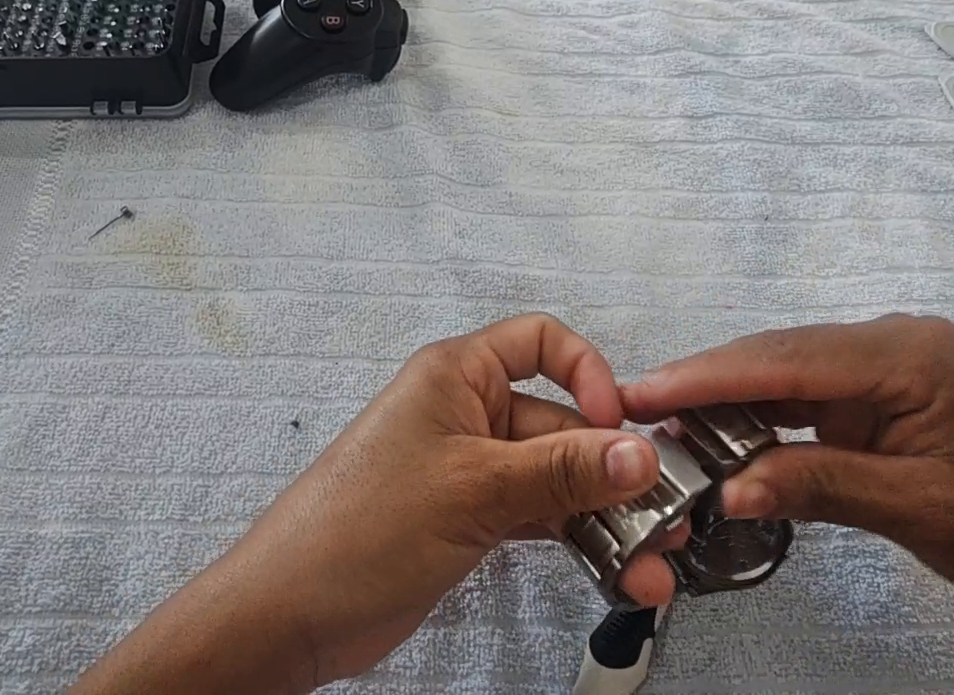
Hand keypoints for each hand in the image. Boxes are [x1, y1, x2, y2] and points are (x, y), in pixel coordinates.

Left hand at [73, 314, 664, 694]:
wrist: (293, 612)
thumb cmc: (361, 527)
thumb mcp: (474, 490)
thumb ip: (561, 471)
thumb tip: (638, 454)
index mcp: (457, 374)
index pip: (538, 341)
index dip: (586, 371)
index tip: (616, 421)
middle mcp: (466, 411)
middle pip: (557, 418)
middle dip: (611, 466)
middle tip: (661, 517)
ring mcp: (470, 467)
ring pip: (553, 475)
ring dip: (602, 514)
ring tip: (649, 563)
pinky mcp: (470, 515)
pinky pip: (537, 512)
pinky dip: (573, 536)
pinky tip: (612, 569)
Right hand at [621, 315, 953, 692]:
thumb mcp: (922, 511)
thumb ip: (819, 486)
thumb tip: (727, 490)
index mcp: (909, 355)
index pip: (787, 359)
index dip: (709, 376)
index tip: (645, 391)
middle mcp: (894, 340)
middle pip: (780, 355)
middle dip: (708, 382)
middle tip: (639, 405)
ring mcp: (890, 361)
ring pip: (789, 370)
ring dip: (732, 397)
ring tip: (668, 417)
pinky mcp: (888, 387)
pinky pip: (812, 392)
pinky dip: (767, 413)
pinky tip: (728, 427)